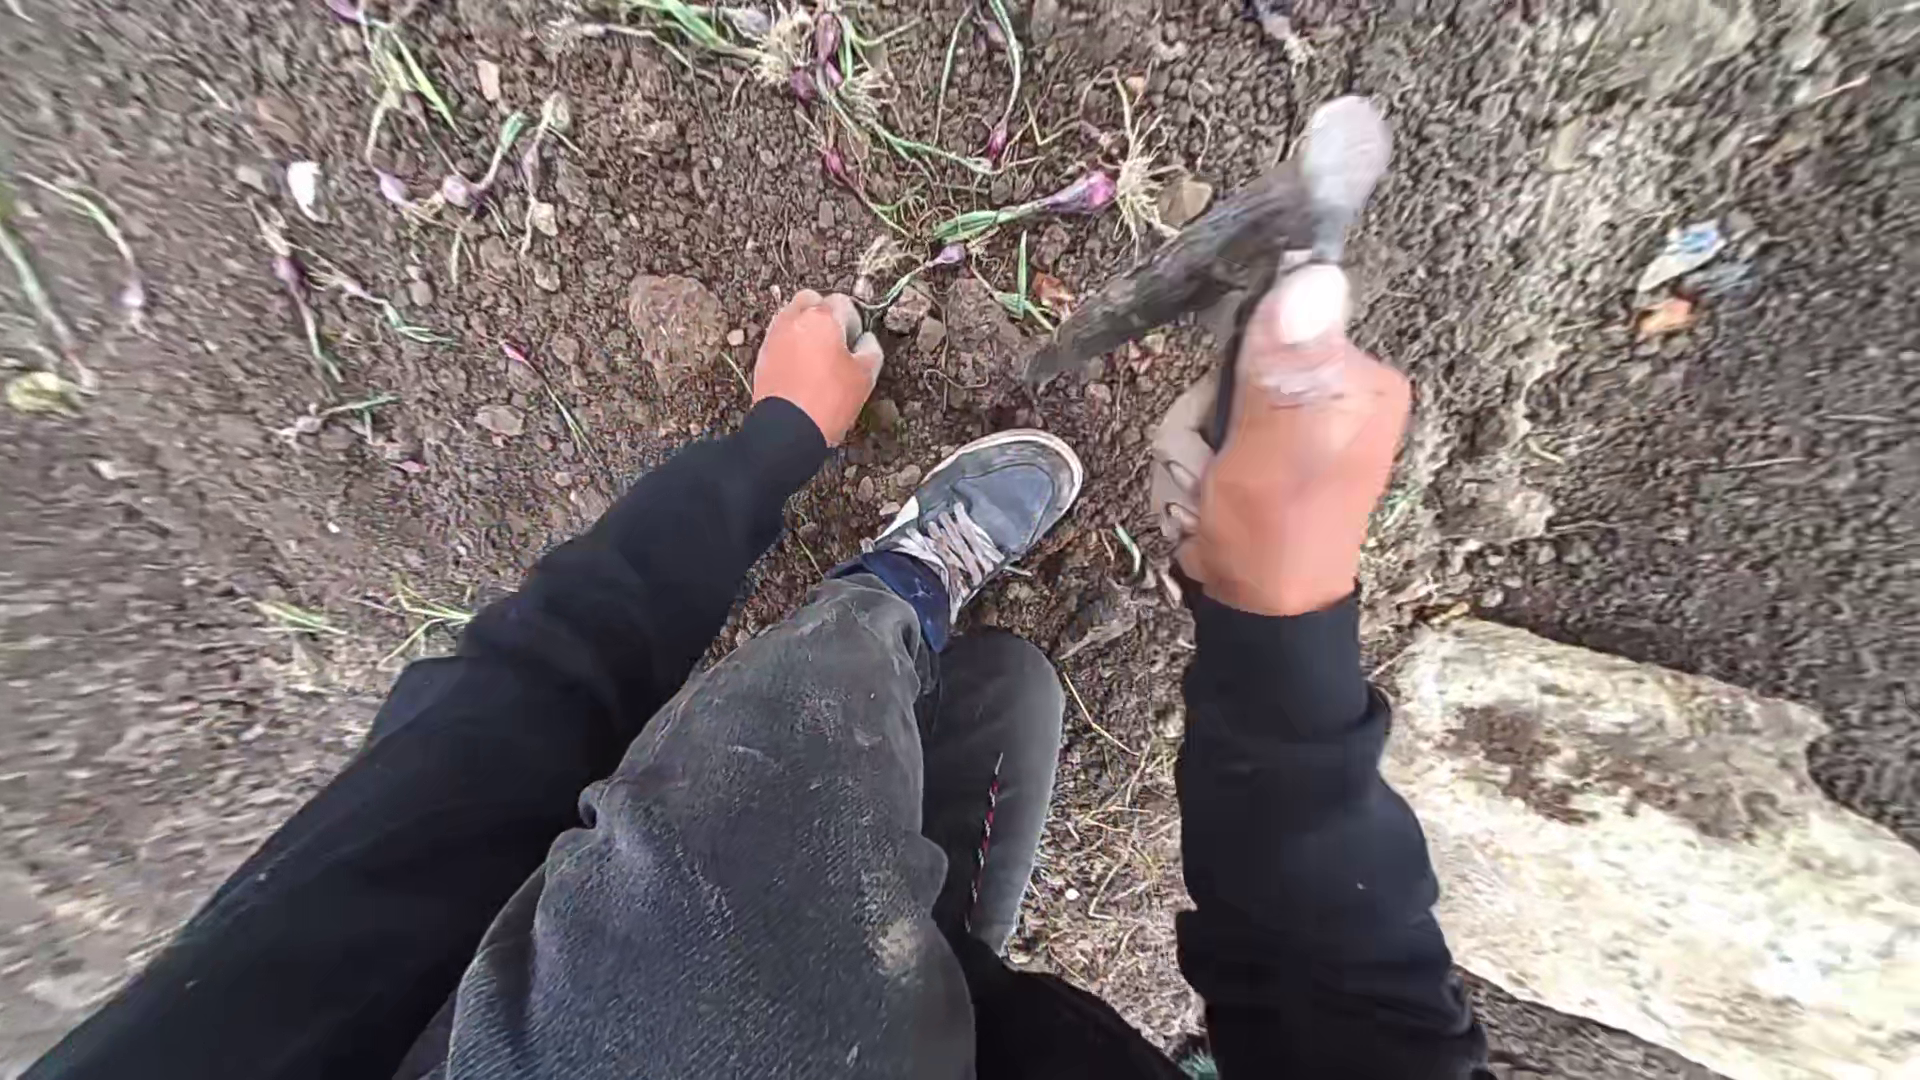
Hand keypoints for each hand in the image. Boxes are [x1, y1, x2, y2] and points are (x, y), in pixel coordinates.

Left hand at [753, 290, 883, 445]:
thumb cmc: (830, 400)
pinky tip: (803, 371)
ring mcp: (775, 336)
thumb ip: (871, 350)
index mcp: (822, 318)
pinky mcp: (763, 355)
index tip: (857, 346)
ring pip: (793, 318)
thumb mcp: (865, 377)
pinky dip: (793, 347)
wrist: (788, 429)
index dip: (855, 323)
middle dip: (825, 316)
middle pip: (812, 301)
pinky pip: (782, 339)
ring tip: (819, 360)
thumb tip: (865, 340)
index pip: (844, 303)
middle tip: (837, 345)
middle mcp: (794, 318)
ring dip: (807, 330)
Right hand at [1152, 265, 1408, 615]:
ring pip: (1202, 408)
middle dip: (1199, 425)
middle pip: (1227, 370)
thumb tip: (1310, 274)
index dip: (1230, 366)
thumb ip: (1286, 372)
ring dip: (1187, 455)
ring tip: (1204, 495)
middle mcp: (1325, 397)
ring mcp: (1286, 427)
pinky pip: (1199, 438)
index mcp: (1353, 384)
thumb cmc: (1270, 534)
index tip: (1220, 415)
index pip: (1274, 324)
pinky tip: (1202, 502)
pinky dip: (1189, 471)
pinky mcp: (1256, 453)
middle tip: (1210, 472)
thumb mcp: (1275, 451)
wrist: (1257, 607)